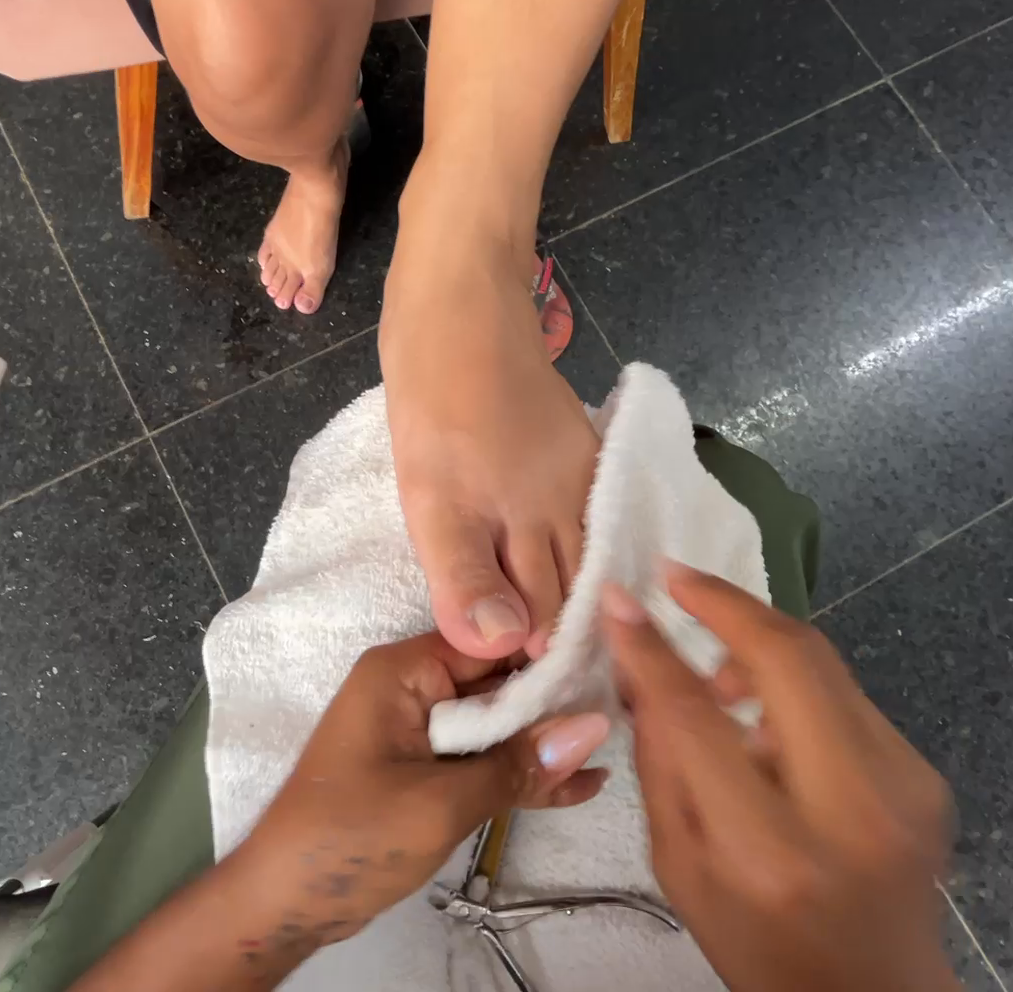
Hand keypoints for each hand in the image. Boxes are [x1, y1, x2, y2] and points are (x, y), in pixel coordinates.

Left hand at [229, 631, 611, 950]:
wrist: (287, 902)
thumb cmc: (352, 837)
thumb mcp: (441, 802)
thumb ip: (516, 764)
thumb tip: (593, 727)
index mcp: (403, 672)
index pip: (488, 646)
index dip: (548, 656)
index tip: (611, 669)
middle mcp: (412, 688)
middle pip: (496, 684)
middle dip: (555, 704)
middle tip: (627, 709)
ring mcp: (419, 730)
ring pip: (495, 727)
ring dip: (544, 744)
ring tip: (615, 748)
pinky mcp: (426, 769)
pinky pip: (481, 760)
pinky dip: (519, 774)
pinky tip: (578, 786)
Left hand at [381, 189, 599, 659]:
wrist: (459, 301)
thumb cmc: (435, 395)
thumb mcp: (432, 490)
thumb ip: (464, 570)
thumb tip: (505, 649)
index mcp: (541, 524)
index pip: (550, 618)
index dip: (540, 666)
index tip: (529, 711)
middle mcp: (576, 507)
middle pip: (575, 593)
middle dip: (562, 645)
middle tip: (545, 698)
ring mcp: (580, 474)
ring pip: (580, 558)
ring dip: (568, 603)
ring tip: (554, 653)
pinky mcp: (573, 449)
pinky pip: (579, 520)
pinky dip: (570, 556)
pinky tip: (562, 573)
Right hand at [601, 566, 958, 991]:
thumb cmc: (755, 942)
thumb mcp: (677, 863)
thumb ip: (658, 761)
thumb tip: (638, 664)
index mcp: (770, 848)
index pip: (696, 716)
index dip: (651, 647)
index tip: (617, 597)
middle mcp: (852, 807)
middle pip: (790, 658)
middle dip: (725, 600)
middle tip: (674, 576)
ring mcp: (906, 784)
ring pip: (820, 661)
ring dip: (754, 640)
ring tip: (712, 673)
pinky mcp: (924, 772)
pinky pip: (839, 692)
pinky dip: (788, 678)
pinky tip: (761, 711)